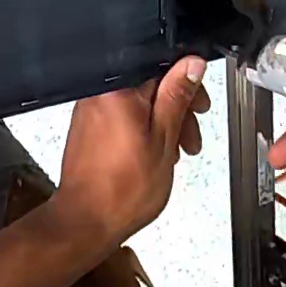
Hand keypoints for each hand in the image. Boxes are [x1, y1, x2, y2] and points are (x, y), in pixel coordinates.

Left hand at [52, 56, 209, 249]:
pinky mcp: (87, 127)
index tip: (199, 105)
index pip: (160, 66)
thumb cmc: (122, 189)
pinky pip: (121, 116)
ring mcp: (90, 111)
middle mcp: (99, 94)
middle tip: (192, 134)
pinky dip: (141, 130)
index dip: (186, 84)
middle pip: (148, 84)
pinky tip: (154, 153)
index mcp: (118, 89)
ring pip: (137, 103)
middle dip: (177, 107)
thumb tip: (191, 64)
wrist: (86, 222)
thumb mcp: (163, 139)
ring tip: (176, 152)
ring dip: (162, 122)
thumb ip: (176, 97)